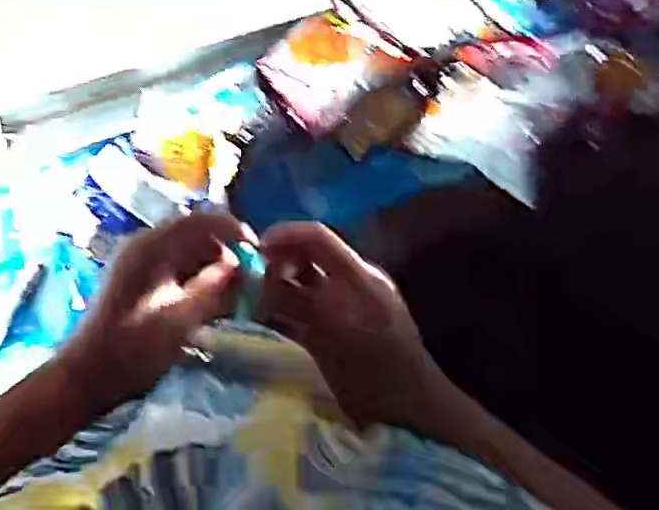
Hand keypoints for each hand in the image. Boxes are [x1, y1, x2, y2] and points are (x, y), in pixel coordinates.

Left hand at [55, 212, 248, 413]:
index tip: (259, 249)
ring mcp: (136, 259)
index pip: (199, 221)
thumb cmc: (135, 345)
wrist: (88, 372)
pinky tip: (209, 298)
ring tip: (235, 290)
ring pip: (183, 249)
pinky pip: (171, 264)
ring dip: (210, 264)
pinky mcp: (135, 277)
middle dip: (223, 249)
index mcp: (151, 245)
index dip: (232, 229)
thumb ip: (215, 287)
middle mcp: (142, 243)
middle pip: (191, 232)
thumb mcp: (182, 317)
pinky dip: (193, 275)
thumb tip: (242, 264)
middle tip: (251, 274)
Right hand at [259, 221, 461, 436]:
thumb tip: (256, 280)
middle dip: (271, 261)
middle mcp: (348, 285)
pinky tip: (256, 317)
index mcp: (359, 276)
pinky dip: (275, 311)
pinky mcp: (330, 334)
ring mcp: (339, 310)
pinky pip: (296, 311)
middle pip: (301, 257)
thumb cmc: (381, 376)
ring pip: (295, 284)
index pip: (315, 237)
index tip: (255, 249)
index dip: (283, 235)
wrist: (414, 422)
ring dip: (268, 287)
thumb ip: (297, 304)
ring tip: (244, 297)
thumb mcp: (337, 334)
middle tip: (245, 277)